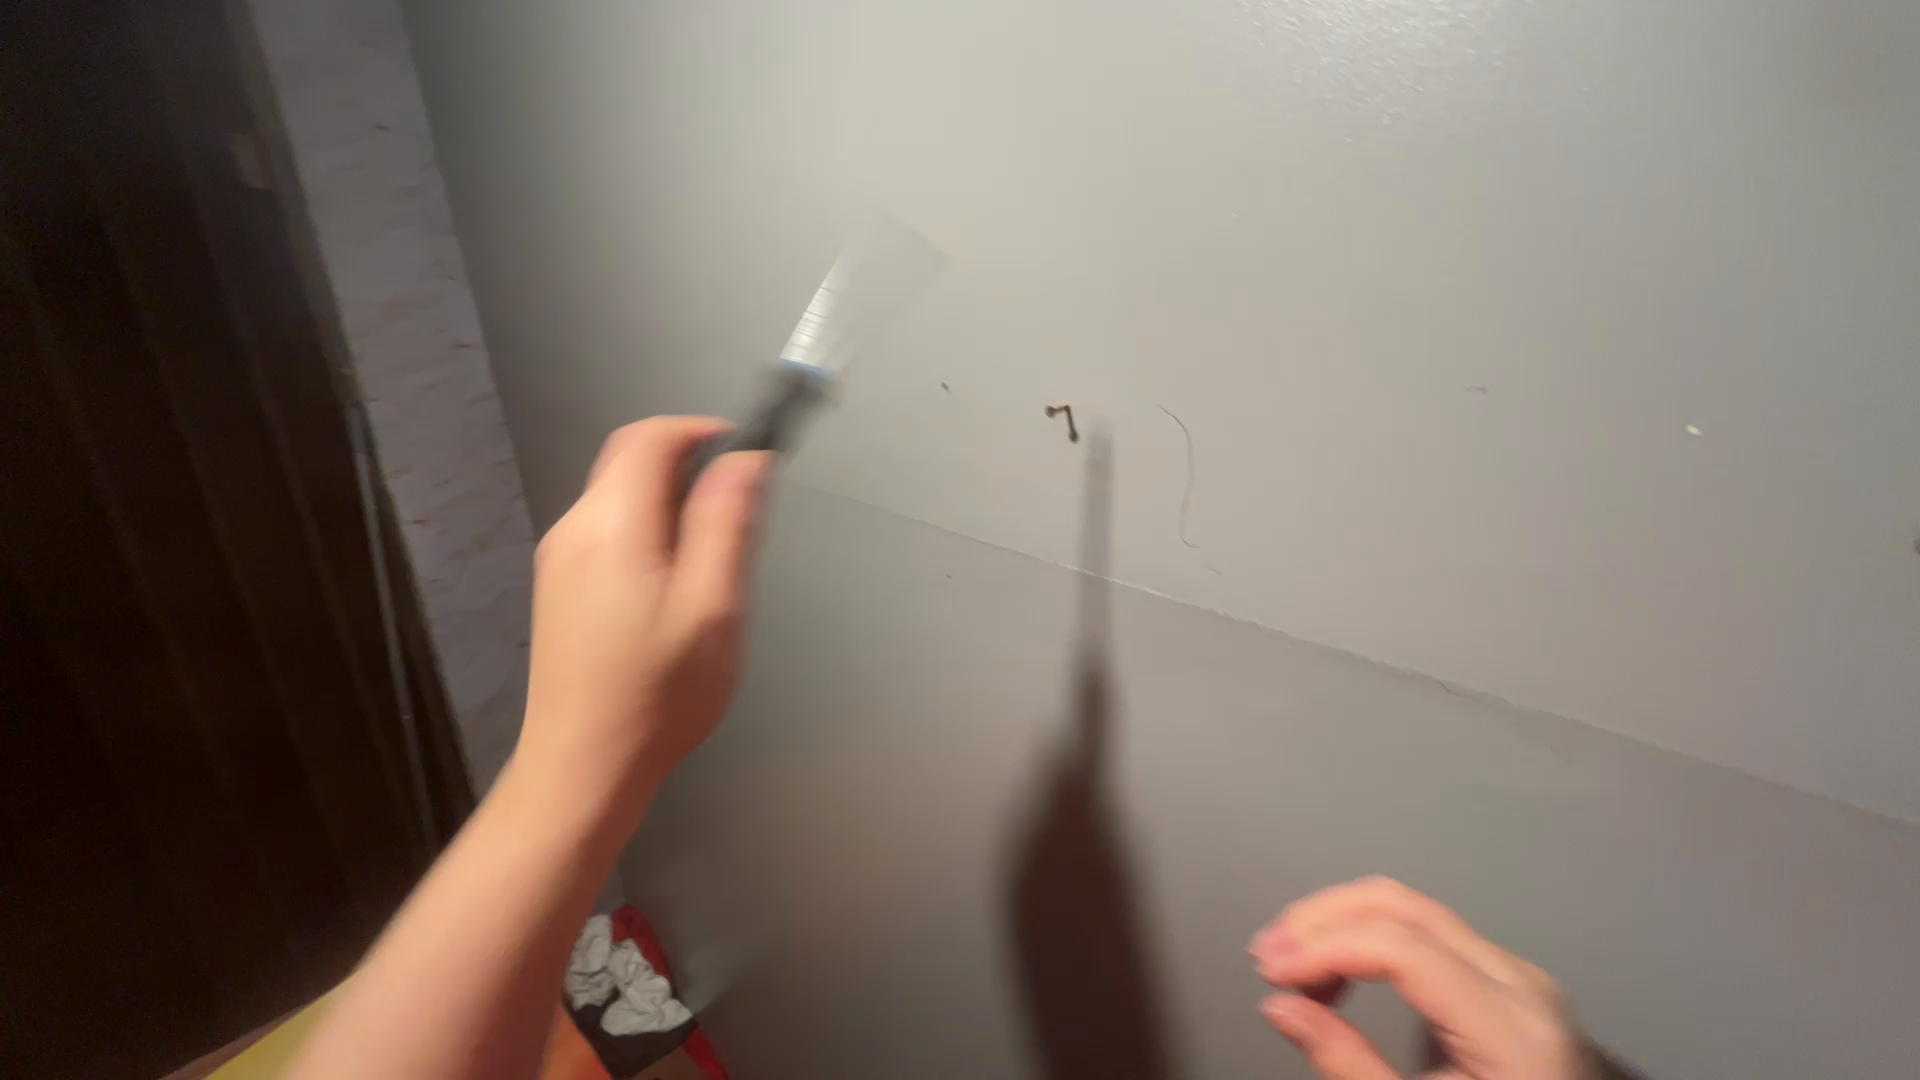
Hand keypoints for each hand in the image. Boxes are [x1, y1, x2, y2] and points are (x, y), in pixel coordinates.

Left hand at [512, 416, 770, 816]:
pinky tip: (674, 587)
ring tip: (713, 562)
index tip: (747, 455)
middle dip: (691, 469)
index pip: (649, 439)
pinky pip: (611, 532)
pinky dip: (651, 531)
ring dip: (673, 503)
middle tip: (737, 519)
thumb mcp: (714, 604)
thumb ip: (729, 522)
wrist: (585, 766)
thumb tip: (748, 458)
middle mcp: (575, 529)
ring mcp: (561, 560)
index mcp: (613, 524)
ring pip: (622, 498)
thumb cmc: (660, 689)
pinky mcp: (561, 587)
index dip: (701, 431)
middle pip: (631, 464)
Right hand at [1250, 877, 1590, 1079]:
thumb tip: (1279, 1007)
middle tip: (1267, 954)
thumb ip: (1348, 1065)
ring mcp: (1514, 972)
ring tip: (1289, 962)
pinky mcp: (1497, 974)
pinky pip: (1417, 926)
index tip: (1270, 972)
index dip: (1323, 949)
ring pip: (1403, 904)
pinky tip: (1332, 969)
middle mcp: (1521, 983)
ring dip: (1334, 921)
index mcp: (1514, 1031)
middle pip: (1398, 906)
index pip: (1400, 949)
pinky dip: (1360, 933)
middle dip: (1320, 920)